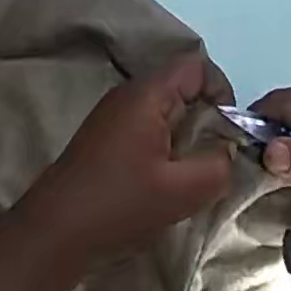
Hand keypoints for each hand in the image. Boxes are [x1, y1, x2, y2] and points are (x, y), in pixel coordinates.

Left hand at [0, 53, 233, 290]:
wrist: (59, 224)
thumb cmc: (121, 201)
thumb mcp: (181, 191)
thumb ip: (217, 167)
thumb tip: (229, 152)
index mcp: (147, 93)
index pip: (194, 65)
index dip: (221, 90)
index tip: (231, 129)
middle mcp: (129, 91)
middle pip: (180, 83)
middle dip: (206, 114)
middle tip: (216, 154)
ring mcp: (115, 110)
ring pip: (165, 104)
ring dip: (186, 130)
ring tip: (193, 168)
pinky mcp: (107, 131)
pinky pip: (148, 121)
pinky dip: (166, 139)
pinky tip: (166, 174)